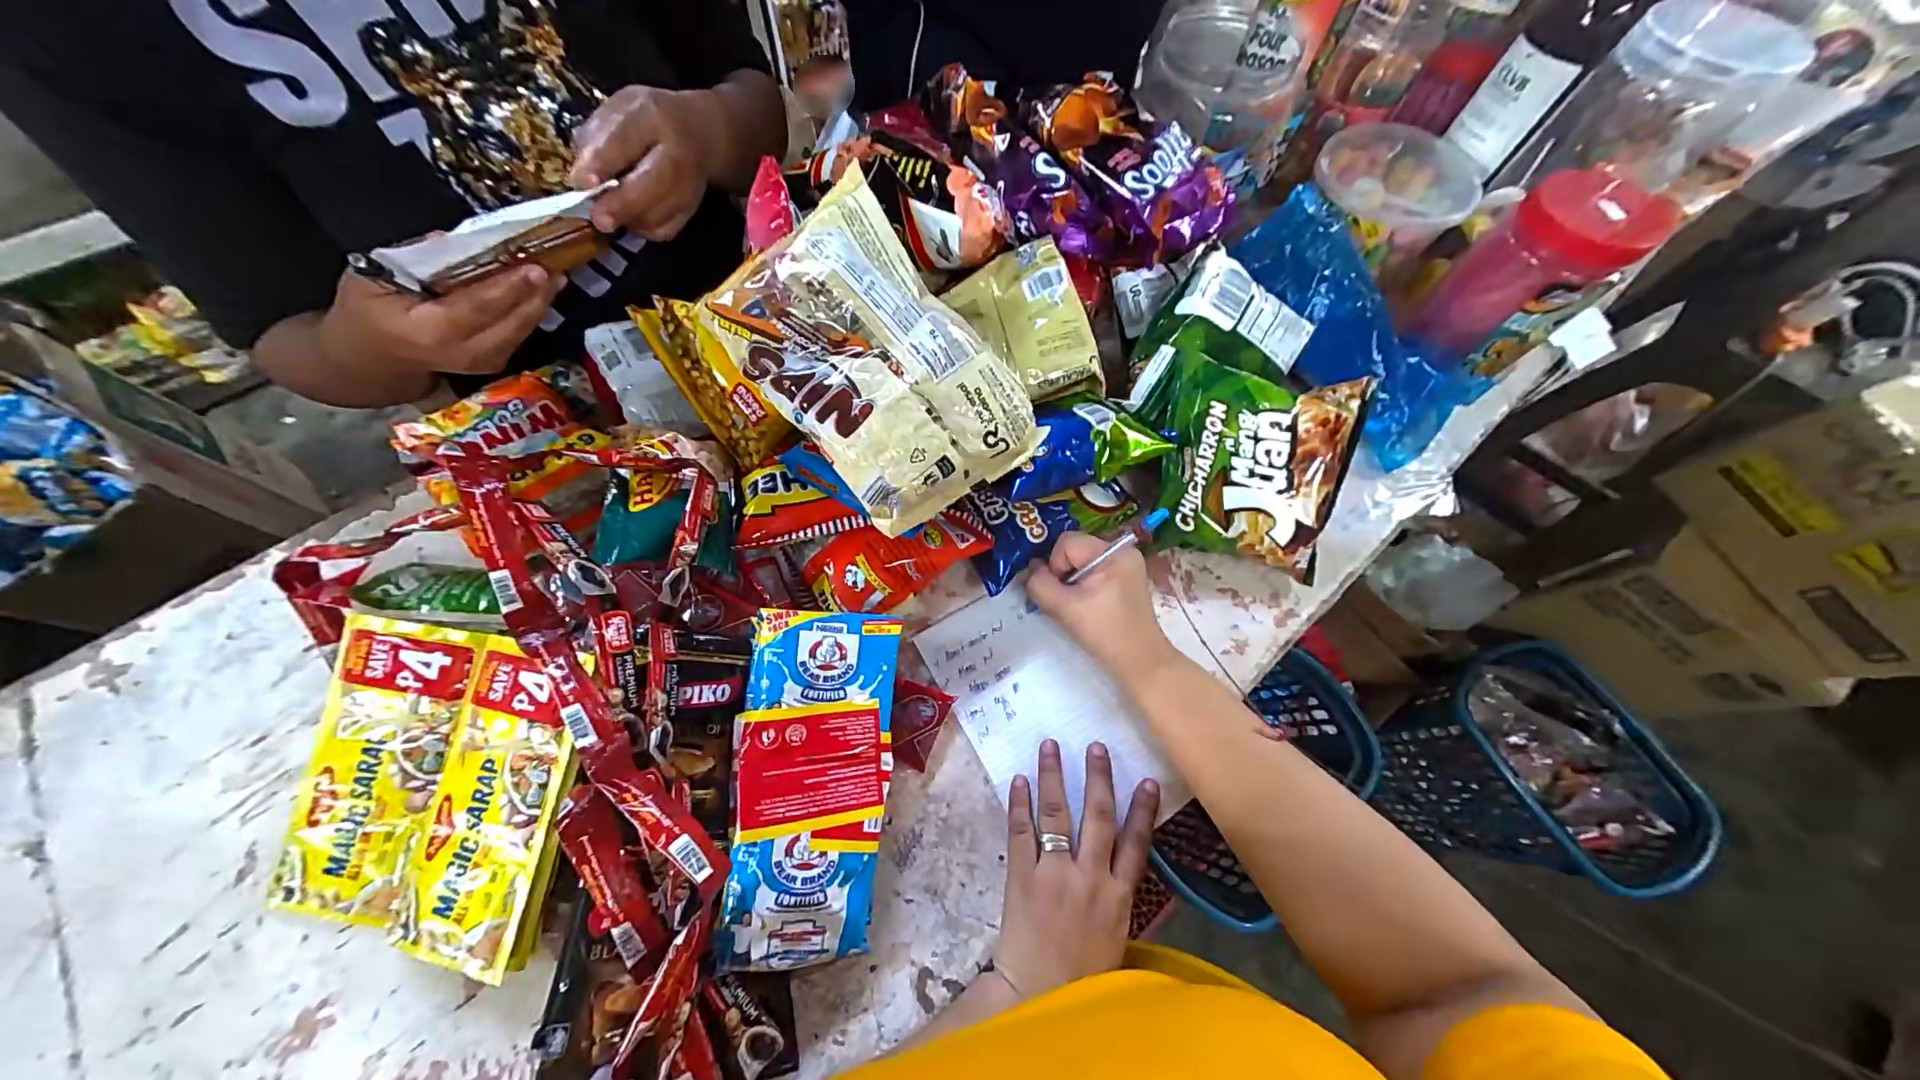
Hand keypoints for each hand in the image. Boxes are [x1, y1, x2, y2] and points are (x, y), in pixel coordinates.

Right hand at [318, 265, 563, 379]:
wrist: (374, 355)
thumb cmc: (369, 309)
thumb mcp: (374, 276)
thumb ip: (417, 259)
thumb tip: (457, 240)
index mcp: (430, 331)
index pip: (479, 306)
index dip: (510, 287)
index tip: (535, 268)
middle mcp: (463, 352)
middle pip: (510, 322)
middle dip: (536, 294)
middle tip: (555, 267)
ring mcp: (483, 362)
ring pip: (521, 330)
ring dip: (540, 302)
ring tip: (556, 276)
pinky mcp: (494, 362)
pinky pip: (519, 334)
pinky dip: (531, 311)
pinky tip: (541, 291)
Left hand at [570, 86, 717, 240]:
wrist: (701, 133)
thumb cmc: (649, 120)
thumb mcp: (619, 110)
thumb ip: (597, 137)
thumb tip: (581, 178)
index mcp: (653, 116)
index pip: (625, 141)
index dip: (601, 163)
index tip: (579, 182)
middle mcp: (677, 153)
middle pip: (653, 184)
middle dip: (622, 205)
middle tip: (598, 219)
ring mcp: (690, 185)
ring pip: (660, 213)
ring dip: (630, 220)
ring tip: (609, 215)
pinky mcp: (691, 209)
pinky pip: (667, 229)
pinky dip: (645, 229)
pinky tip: (631, 219)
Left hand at [993, 739, 1158, 1001]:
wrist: (1037, 996)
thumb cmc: (1083, 976)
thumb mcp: (1118, 940)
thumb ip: (1122, 900)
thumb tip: (1135, 869)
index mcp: (1118, 896)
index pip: (1136, 843)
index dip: (1143, 810)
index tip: (1148, 780)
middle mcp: (1089, 876)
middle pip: (1097, 817)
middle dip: (1097, 778)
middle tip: (1095, 746)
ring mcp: (1054, 873)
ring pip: (1057, 814)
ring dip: (1053, 776)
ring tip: (1050, 746)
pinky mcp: (1022, 875)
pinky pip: (1021, 831)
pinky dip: (1020, 803)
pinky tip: (1019, 779)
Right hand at [1028, 532, 1180, 683]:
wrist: (1140, 661)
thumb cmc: (1104, 633)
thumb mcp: (1063, 608)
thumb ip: (1039, 584)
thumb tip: (1031, 569)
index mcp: (1113, 552)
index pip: (1066, 542)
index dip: (1055, 566)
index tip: (1063, 593)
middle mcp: (1123, 551)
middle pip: (1074, 549)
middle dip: (1063, 574)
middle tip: (1068, 601)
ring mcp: (1127, 564)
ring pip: (1081, 562)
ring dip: (1072, 582)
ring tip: (1079, 606)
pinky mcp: (1126, 579)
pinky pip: (1093, 572)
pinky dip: (1084, 587)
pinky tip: (1088, 607)